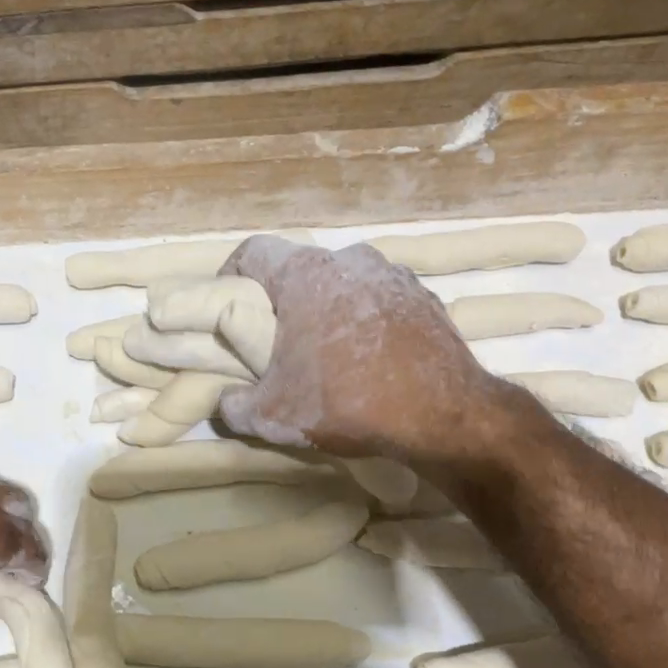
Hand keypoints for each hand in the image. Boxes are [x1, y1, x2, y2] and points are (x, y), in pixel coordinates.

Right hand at [216, 236, 512, 459]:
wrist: (441, 415)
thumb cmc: (344, 401)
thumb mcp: (271, 415)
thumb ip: (234, 406)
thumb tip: (226, 401)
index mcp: (304, 274)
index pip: (252, 252)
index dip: (231, 275)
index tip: (227, 306)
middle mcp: (349, 260)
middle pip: (298, 269)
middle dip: (280, 300)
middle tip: (272, 339)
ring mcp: (392, 274)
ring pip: (341, 283)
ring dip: (324, 309)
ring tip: (322, 351)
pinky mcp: (424, 297)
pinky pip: (376, 300)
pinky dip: (362, 320)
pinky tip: (364, 358)